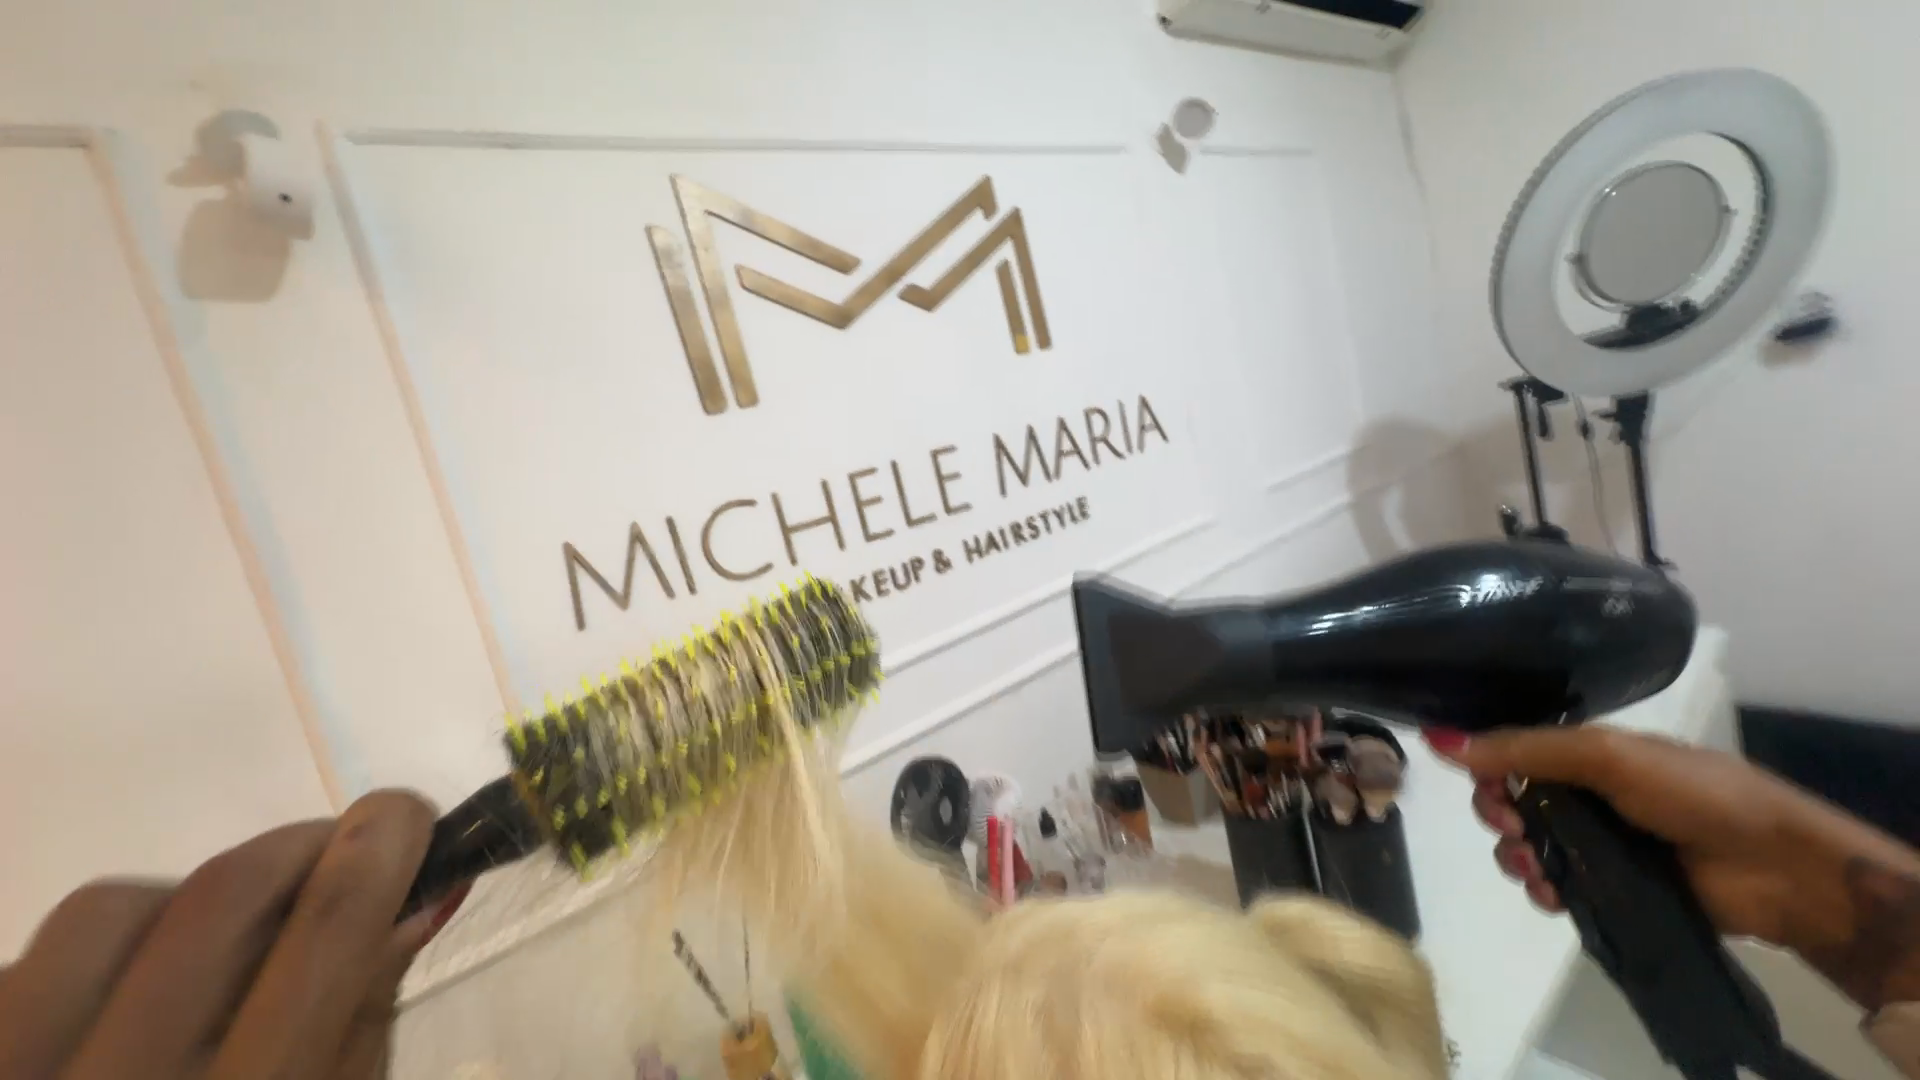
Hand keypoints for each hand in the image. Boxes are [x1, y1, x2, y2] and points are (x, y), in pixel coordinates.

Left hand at [0, 791, 468, 1078]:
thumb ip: (367, 1007)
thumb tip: (424, 888)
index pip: (329, 923)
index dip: (383, 840)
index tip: (407, 815)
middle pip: (223, 892)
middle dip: (301, 845)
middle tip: (334, 854)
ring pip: (107, 911)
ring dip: (187, 902)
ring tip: (211, 950)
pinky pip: (14, 970)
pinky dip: (87, 962)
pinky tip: (111, 1012)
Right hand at [1426, 725, 1919, 1010]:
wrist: (1780, 868)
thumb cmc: (1693, 794)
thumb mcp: (1602, 755)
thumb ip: (1520, 748)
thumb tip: (1433, 738)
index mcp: (1578, 754)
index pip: (1505, 754)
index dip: (1482, 768)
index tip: (1482, 786)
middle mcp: (1577, 794)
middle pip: (1504, 800)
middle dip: (1495, 814)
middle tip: (1513, 828)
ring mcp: (1592, 842)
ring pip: (1520, 845)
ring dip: (1513, 855)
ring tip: (1535, 869)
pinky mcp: (1605, 887)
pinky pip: (1550, 886)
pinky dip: (1540, 889)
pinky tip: (1549, 893)